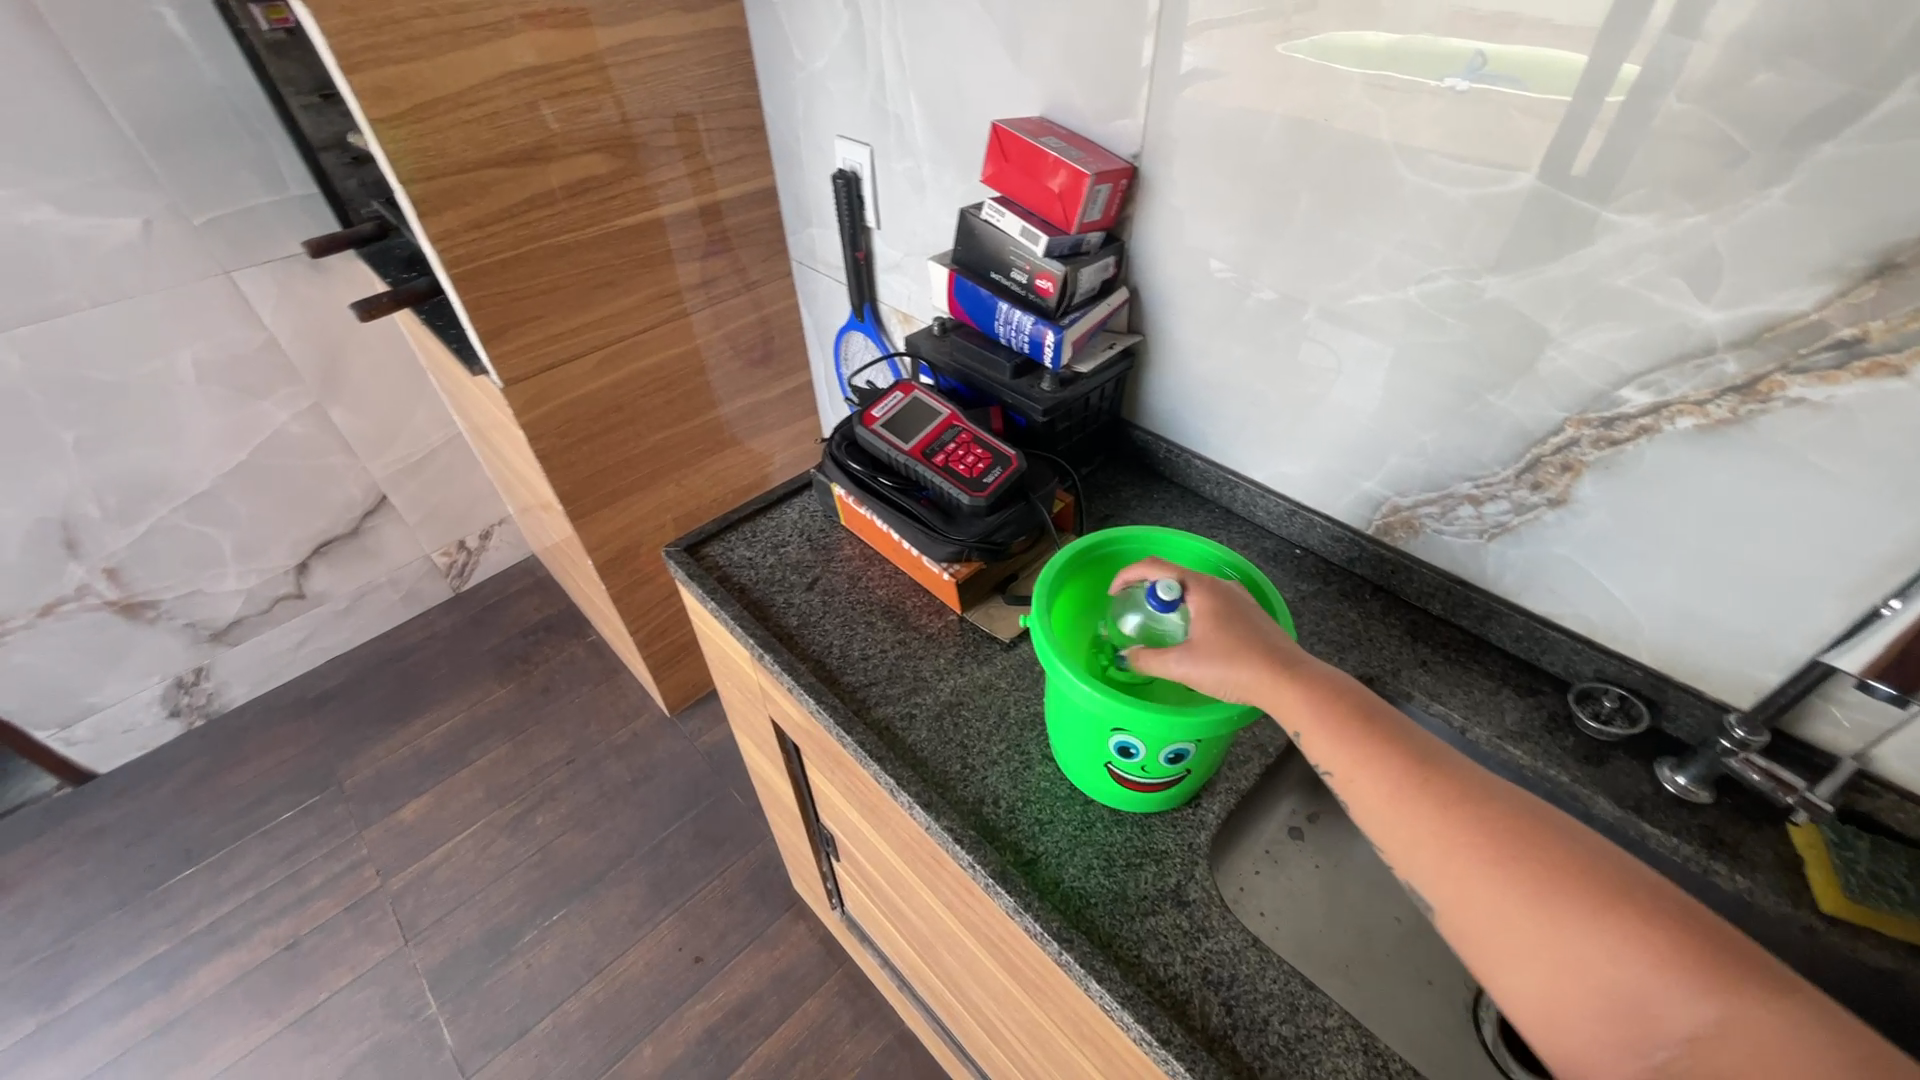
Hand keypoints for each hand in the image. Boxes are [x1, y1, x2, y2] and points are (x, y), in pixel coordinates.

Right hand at [1108, 557, 1315, 705]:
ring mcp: (1238, 598)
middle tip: (1135, 613)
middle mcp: (1219, 585)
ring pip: (1194, 590)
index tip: (1114, 595)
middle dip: (1148, 590)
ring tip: (1162, 627)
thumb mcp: (1182, 666)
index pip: (1154, 566)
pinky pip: (1212, 602)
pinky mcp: (1250, 614)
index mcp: (1200, 588)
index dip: (1127, 576)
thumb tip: (1126, 657)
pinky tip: (1195, 638)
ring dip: (1172, 602)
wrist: (1288, 680)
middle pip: (1174, 576)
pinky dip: (1193, 611)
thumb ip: (1148, 660)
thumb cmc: (1233, 667)